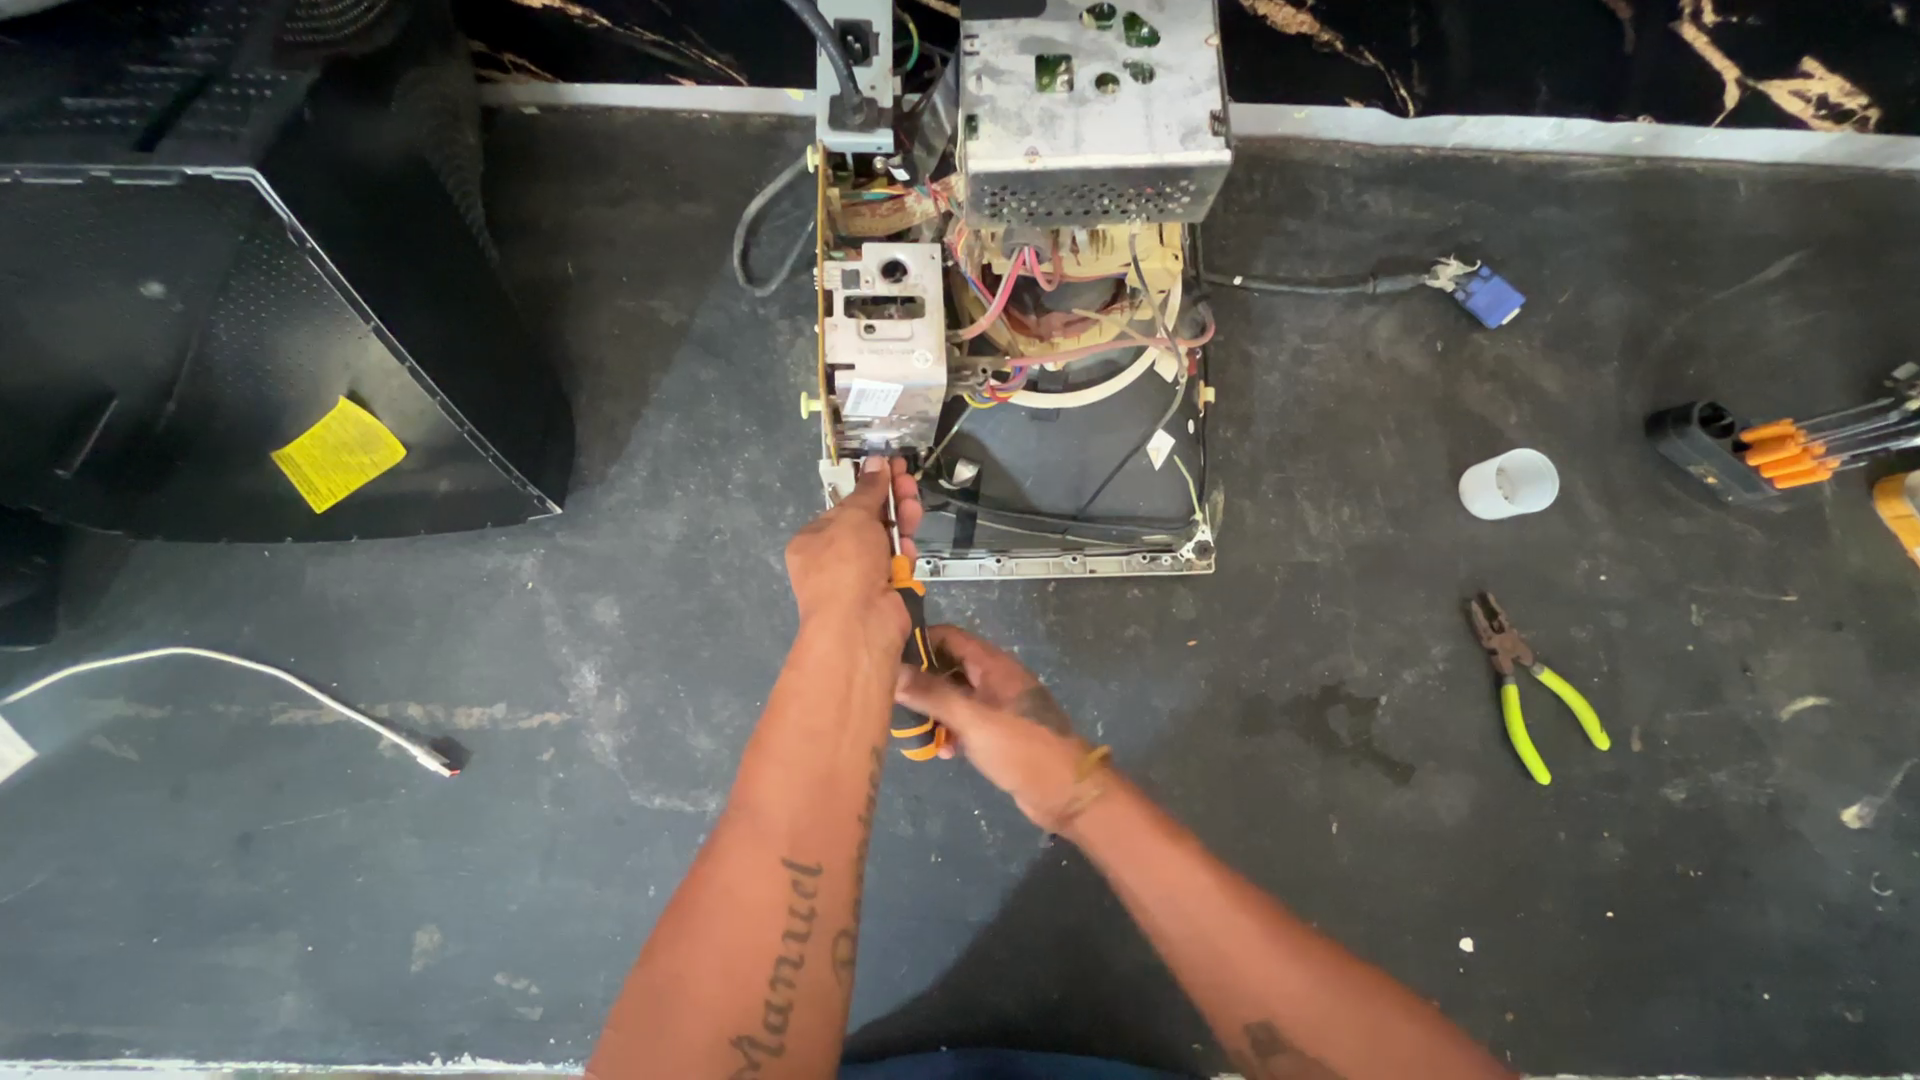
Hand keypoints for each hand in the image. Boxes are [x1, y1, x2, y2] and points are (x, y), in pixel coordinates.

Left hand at [785, 456, 922, 652]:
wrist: (859, 624)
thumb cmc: (845, 564)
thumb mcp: (853, 517)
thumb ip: (868, 490)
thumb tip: (876, 461)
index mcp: (814, 540)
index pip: (845, 507)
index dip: (869, 487)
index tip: (892, 468)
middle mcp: (833, 559)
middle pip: (868, 522)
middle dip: (890, 501)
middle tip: (909, 482)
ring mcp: (859, 577)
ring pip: (886, 541)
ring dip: (900, 523)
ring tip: (914, 507)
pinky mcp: (883, 591)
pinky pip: (896, 564)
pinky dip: (904, 554)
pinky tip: (908, 546)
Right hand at [894, 625, 1091, 831]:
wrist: (1066, 792)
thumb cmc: (1022, 748)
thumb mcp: (974, 719)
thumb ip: (934, 694)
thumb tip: (893, 670)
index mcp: (994, 665)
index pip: (950, 637)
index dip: (920, 641)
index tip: (887, 655)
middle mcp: (995, 680)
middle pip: (949, 667)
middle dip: (921, 681)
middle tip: (890, 697)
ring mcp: (997, 707)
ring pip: (954, 698)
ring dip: (934, 711)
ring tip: (912, 731)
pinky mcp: (998, 733)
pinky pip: (966, 723)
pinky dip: (951, 732)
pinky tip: (942, 752)